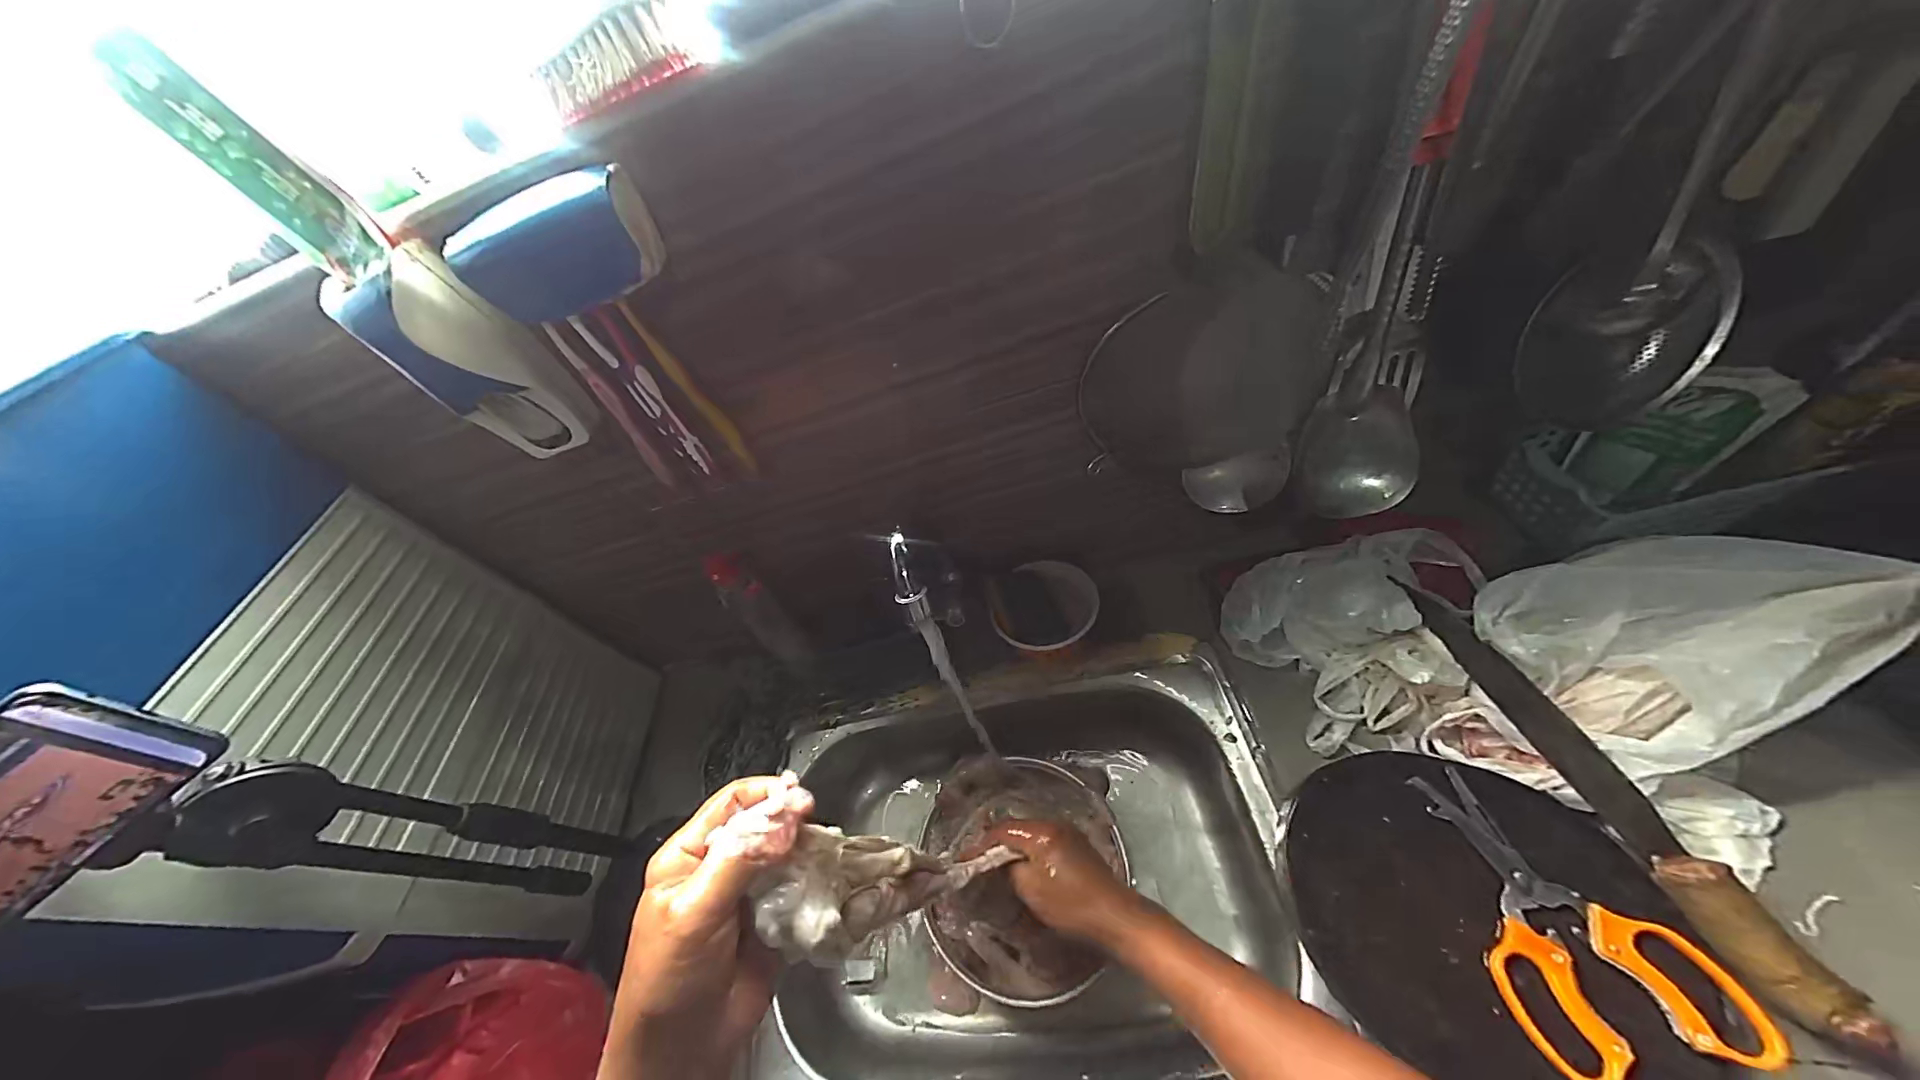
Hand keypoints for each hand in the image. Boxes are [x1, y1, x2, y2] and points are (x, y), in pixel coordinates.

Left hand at [600, 774, 813, 1079]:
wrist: (681, 1052)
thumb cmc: (664, 986)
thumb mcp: (694, 914)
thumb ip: (737, 863)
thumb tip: (780, 822)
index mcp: (690, 855)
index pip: (733, 802)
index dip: (768, 794)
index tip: (798, 799)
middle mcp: (723, 866)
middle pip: (768, 825)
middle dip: (794, 824)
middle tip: (816, 830)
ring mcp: (751, 892)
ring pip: (790, 854)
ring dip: (809, 855)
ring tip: (824, 858)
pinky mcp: (775, 917)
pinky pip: (803, 888)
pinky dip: (817, 885)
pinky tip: (824, 887)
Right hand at [978, 818, 1150, 948]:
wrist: (1116, 916)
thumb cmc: (1071, 905)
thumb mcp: (1031, 890)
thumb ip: (1010, 870)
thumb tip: (1001, 862)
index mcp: (1042, 832)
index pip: (1002, 831)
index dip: (980, 845)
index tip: (964, 859)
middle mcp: (1055, 825)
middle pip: (1016, 828)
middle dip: (995, 843)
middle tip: (978, 860)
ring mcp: (1069, 833)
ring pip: (1030, 834)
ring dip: (1013, 846)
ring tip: (996, 862)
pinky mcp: (1077, 846)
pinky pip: (1044, 841)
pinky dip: (1030, 850)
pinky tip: (1023, 864)